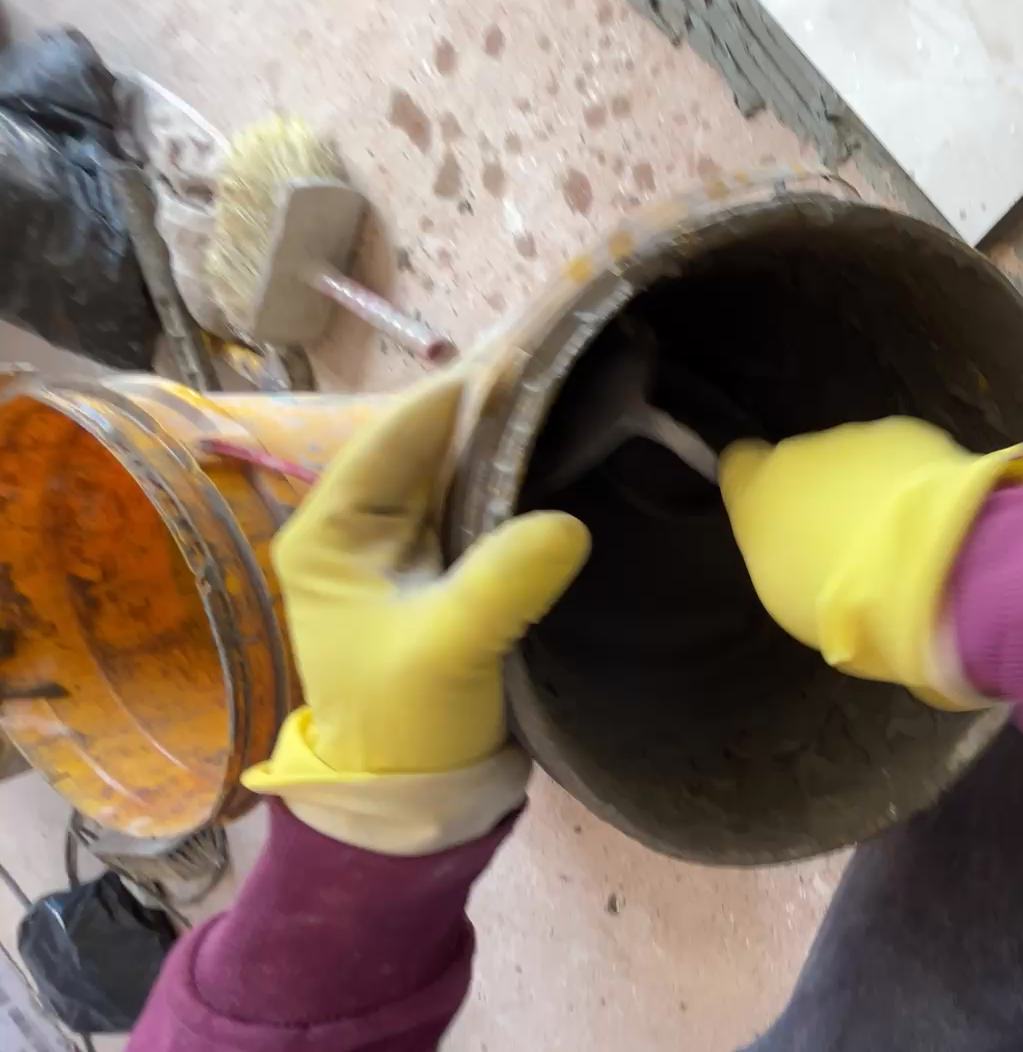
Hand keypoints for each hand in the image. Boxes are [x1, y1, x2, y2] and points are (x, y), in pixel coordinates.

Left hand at [242, 370, 589, 852]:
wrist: (421, 782)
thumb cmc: (409, 716)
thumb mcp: (449, 649)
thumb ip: (502, 582)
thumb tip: (571, 520)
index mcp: (335, 531)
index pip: (396, 437)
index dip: (459, 393)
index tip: (526, 353)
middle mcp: (368, 525)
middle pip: (433, 446)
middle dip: (493, 406)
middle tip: (563, 363)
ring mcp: (414, 545)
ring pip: (465, 471)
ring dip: (514, 437)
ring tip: (575, 394)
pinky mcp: (455, 565)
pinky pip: (491, 504)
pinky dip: (527, 477)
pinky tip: (569, 457)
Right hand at [718, 417, 1022, 709]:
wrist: (926, 568)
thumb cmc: (848, 604)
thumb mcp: (795, 599)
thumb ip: (788, 556)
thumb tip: (803, 548)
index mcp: (757, 499)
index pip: (740, 467)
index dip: (760, 487)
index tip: (782, 515)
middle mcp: (798, 457)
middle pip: (802, 465)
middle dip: (825, 493)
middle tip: (855, 540)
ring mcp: (855, 438)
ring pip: (854, 458)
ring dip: (870, 486)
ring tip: (903, 530)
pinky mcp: (906, 432)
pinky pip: (899, 453)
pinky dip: (911, 476)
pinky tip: (931, 511)